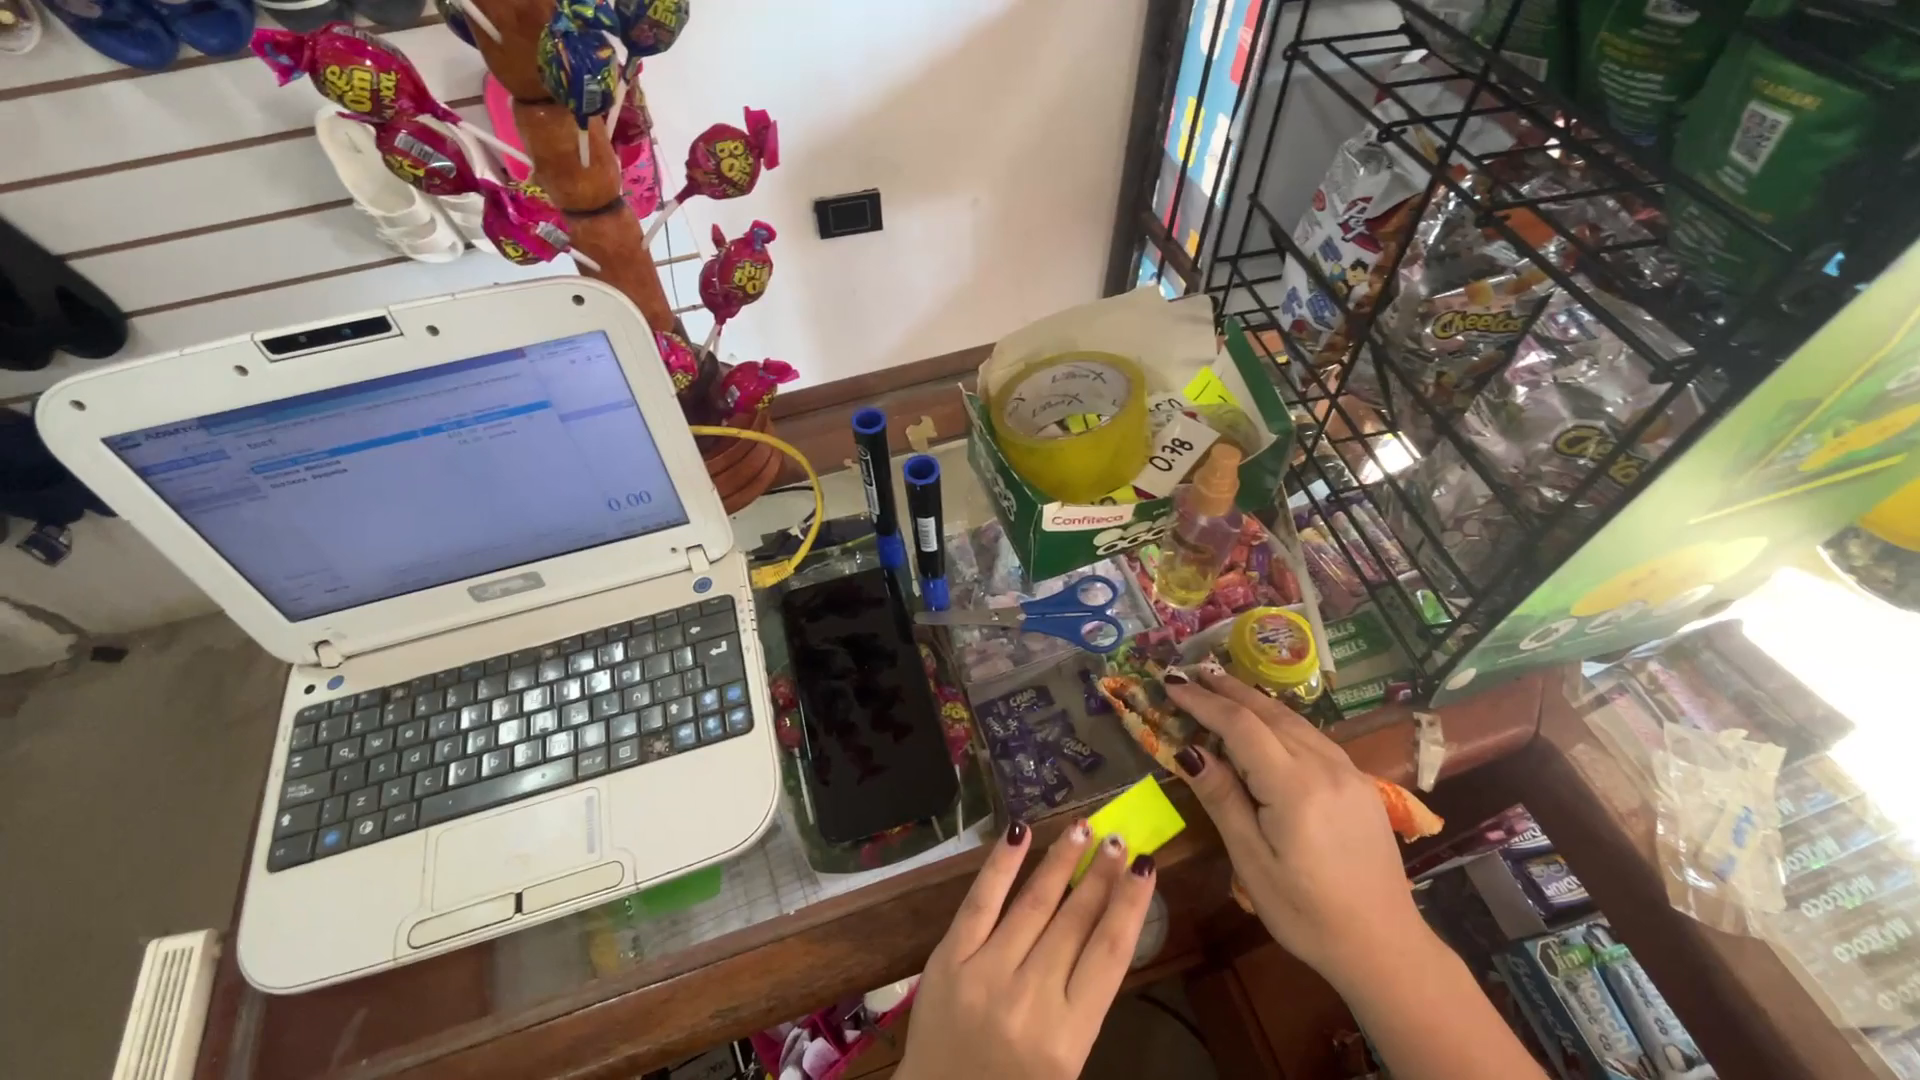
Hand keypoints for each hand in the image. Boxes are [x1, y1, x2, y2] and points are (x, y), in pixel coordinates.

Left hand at [895, 820, 1155, 1079]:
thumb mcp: (1068, 1059)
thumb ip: (1083, 999)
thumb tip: (1103, 922)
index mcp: (1069, 1035)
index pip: (1109, 952)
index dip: (1130, 904)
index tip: (1146, 867)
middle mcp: (1030, 999)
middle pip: (1074, 921)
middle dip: (1101, 875)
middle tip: (1118, 838)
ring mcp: (984, 975)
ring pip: (1033, 904)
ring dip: (1061, 861)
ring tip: (1083, 829)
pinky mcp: (947, 961)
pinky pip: (979, 903)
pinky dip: (1000, 865)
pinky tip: (1020, 833)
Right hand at [1162, 668, 1428, 987]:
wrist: (1384, 946)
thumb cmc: (1306, 913)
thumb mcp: (1252, 861)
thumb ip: (1223, 798)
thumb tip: (1190, 749)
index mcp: (1295, 787)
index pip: (1240, 725)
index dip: (1203, 701)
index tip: (1169, 683)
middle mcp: (1325, 767)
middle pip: (1269, 713)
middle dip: (1226, 689)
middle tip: (1189, 671)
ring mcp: (1348, 772)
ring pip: (1293, 720)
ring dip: (1253, 699)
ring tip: (1219, 683)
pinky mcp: (1359, 784)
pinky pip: (1312, 737)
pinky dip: (1279, 719)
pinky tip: (1265, 720)